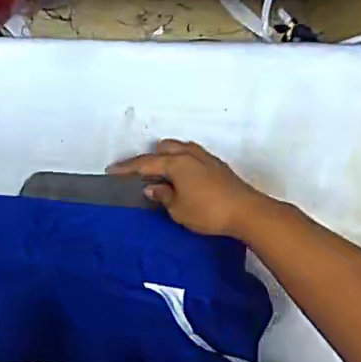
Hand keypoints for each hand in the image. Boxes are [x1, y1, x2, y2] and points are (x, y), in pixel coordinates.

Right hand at [107, 139, 279, 238]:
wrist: (248, 213)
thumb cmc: (208, 212)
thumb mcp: (178, 209)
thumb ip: (162, 195)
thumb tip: (152, 187)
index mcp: (176, 163)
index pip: (144, 163)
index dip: (126, 168)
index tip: (111, 170)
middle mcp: (190, 155)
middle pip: (164, 148)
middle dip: (151, 158)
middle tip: (141, 174)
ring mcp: (206, 159)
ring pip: (181, 149)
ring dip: (168, 157)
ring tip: (163, 174)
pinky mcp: (218, 167)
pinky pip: (193, 156)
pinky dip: (182, 162)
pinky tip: (183, 177)